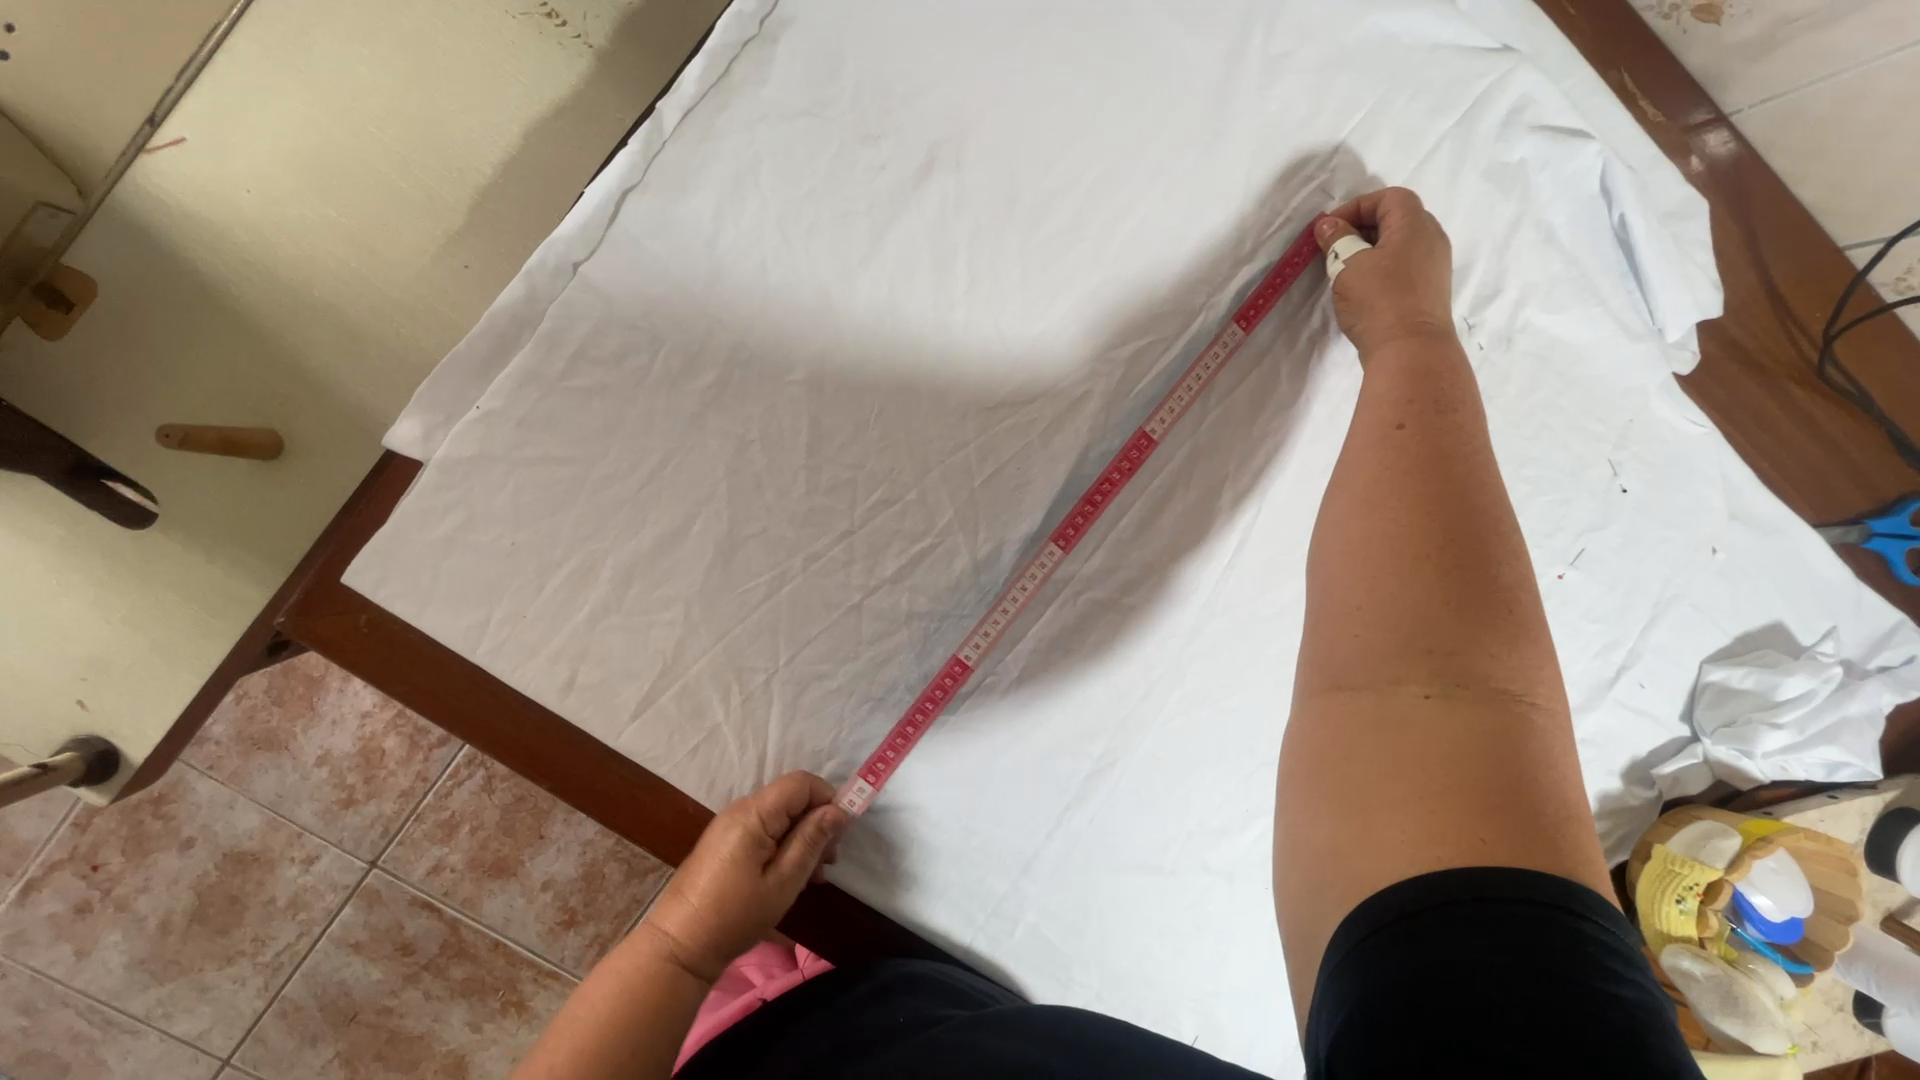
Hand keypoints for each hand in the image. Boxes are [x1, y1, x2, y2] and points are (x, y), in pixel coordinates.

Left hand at [639, 771, 849, 982]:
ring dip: (802, 836)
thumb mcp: (783, 882)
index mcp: (754, 814)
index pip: (801, 782)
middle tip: (829, 861)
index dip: (827, 799)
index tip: (841, 833)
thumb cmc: (735, 916)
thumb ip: (811, 841)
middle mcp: (740, 809)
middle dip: (817, 821)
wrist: (679, 945)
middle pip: (791, 797)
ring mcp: (730, 825)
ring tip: (814, 874)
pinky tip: (791, 875)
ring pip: (780, 815)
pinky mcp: (725, 842)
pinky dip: (783, 844)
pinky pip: (764, 829)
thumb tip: (838, 810)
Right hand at [1314, 187, 1457, 359]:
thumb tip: (1328, 225)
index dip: (1356, 206)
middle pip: (1396, 219)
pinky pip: (1403, 267)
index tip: (1329, 229)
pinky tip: (1363, 290)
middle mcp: (1431, 239)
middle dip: (1361, 228)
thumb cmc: (1379, 300)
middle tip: (1334, 249)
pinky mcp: (1428, 291)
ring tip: (1345, 271)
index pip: (1389, 197)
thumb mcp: (1348, 265)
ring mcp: (1433, 267)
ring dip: (1370, 251)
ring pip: (1399, 245)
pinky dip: (1381, 269)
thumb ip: (1337, 240)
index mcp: (1415, 225)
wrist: (1410, 350)